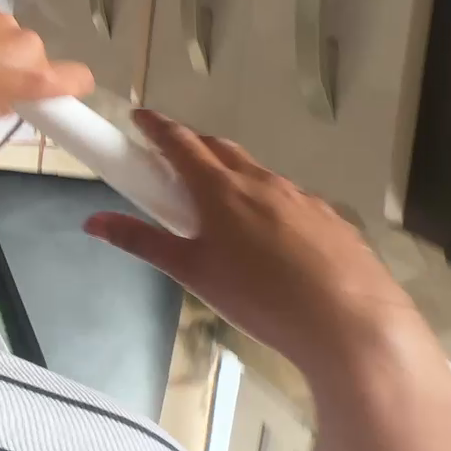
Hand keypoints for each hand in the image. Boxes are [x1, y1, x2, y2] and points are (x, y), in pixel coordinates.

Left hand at [0, 0, 92, 120]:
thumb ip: (8, 98)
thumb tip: (11, 90)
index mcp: (34, 76)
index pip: (79, 78)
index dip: (68, 84)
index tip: (53, 87)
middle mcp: (27, 42)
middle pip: (34, 54)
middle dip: (14, 62)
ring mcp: (3, 17)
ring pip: (7, 33)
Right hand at [83, 110, 432, 378]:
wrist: (359, 333)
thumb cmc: (261, 297)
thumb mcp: (191, 272)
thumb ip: (140, 241)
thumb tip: (90, 221)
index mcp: (219, 188)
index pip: (179, 141)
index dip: (155, 126)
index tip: (138, 117)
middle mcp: (261, 182)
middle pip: (219, 148)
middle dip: (193, 145)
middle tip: (173, 161)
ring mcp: (304, 200)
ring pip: (258, 173)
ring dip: (232, 173)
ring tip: (223, 206)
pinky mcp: (337, 223)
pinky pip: (293, 200)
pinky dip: (270, 202)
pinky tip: (274, 237)